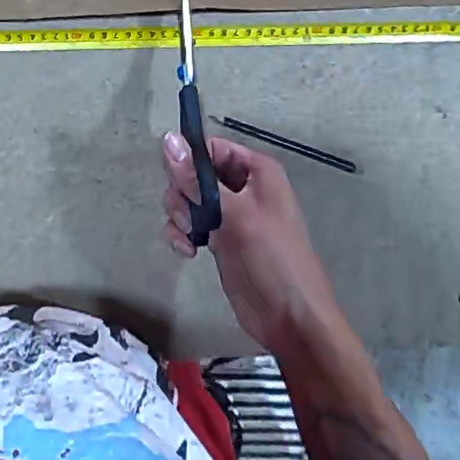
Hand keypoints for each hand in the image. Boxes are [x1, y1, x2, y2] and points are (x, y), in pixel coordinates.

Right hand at [162, 132, 341, 351]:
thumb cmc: (272, 258)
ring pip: (188, 199)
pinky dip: (183, 234)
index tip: (176, 178)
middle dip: (183, 193)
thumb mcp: (234, 214)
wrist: (291, 320)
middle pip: (195, 173)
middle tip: (187, 215)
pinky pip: (190, 224)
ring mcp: (231, 214)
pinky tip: (187, 251)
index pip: (212, 148)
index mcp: (257, 171)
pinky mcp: (220, 238)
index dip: (190, 160)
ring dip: (180, 215)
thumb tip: (168, 139)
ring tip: (189, 236)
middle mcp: (243, 187)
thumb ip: (196, 179)